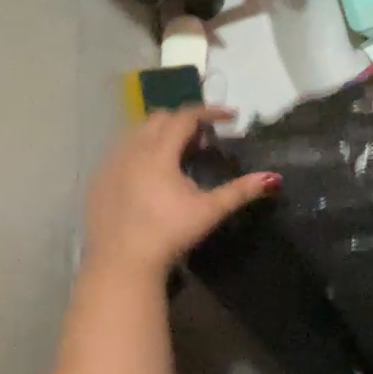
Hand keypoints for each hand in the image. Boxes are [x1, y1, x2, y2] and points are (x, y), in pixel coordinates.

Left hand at [82, 105, 278, 273]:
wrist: (122, 261)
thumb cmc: (169, 233)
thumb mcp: (209, 211)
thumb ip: (241, 190)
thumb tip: (274, 178)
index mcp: (159, 153)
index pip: (185, 117)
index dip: (210, 111)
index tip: (231, 116)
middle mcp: (131, 149)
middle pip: (159, 118)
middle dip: (184, 120)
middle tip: (205, 139)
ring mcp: (110, 163)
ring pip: (137, 132)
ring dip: (160, 133)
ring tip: (179, 154)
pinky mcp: (99, 179)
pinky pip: (121, 151)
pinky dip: (140, 150)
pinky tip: (150, 174)